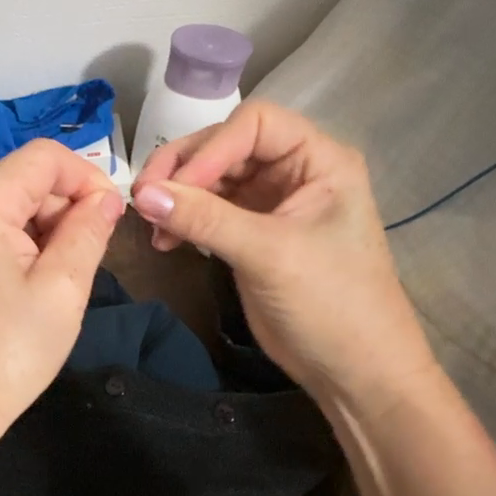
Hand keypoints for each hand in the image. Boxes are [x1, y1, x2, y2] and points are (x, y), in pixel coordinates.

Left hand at [0, 140, 124, 459]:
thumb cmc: (9, 353)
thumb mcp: (63, 288)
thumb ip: (89, 230)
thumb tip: (107, 197)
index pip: (45, 157)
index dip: (87, 178)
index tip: (112, 217)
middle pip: (25, 179)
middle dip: (64, 209)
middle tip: (86, 260)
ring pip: (10, 204)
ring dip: (44, 229)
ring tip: (57, 281)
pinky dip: (19, 243)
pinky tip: (31, 283)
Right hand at [130, 100, 436, 410]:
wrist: (353, 370)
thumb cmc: (330, 303)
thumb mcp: (267, 254)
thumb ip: (205, 219)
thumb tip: (141, 194)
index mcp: (319, 160)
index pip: (253, 125)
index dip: (209, 149)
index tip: (172, 188)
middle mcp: (295, 172)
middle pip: (226, 147)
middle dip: (184, 171)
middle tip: (144, 200)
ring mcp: (272, 204)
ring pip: (212, 180)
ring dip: (178, 197)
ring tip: (153, 228)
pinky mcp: (252, 235)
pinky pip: (209, 212)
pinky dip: (183, 221)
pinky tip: (165, 241)